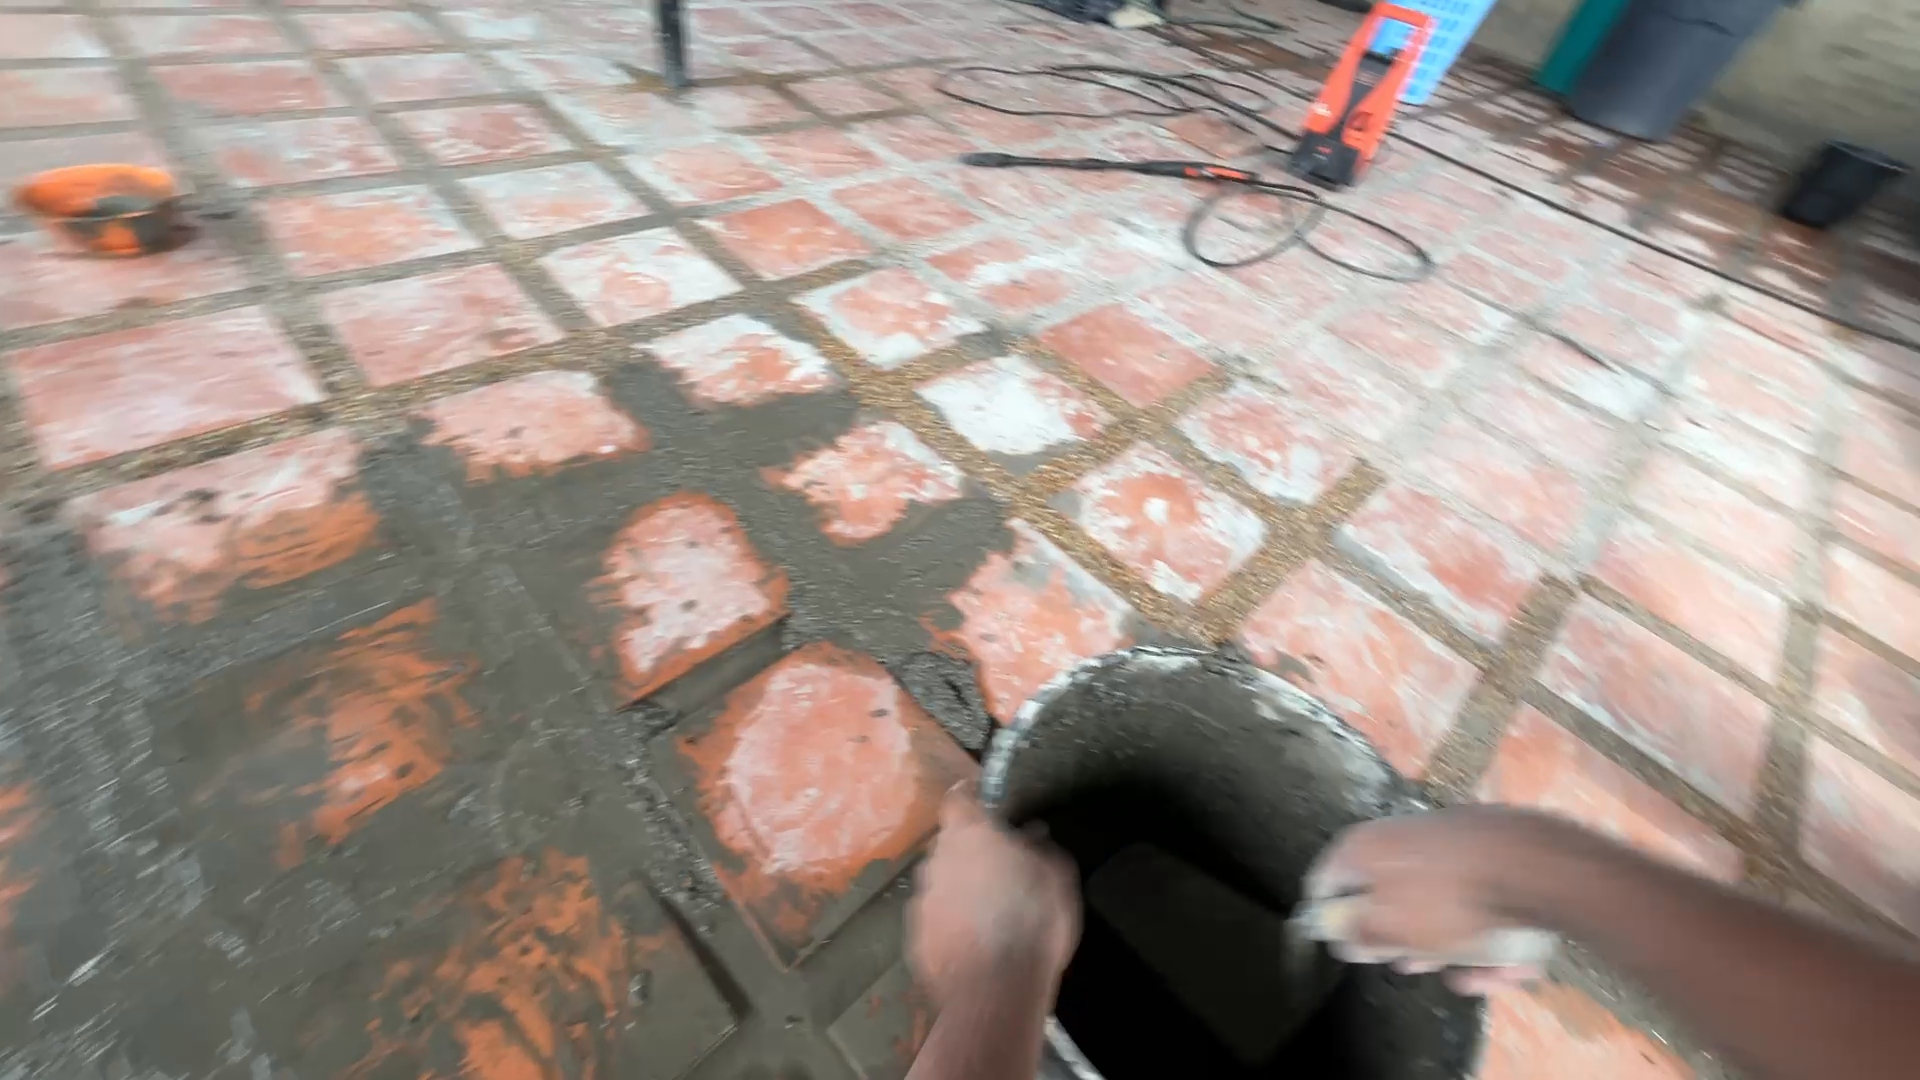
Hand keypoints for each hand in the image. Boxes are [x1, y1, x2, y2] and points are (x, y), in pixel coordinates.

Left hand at [907, 784, 1080, 1006]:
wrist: (997, 992)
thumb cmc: (1033, 923)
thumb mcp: (1057, 878)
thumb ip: (1041, 849)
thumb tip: (1033, 837)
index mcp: (970, 834)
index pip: (957, 798)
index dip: (969, 798)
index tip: (982, 804)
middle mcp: (938, 858)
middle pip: (950, 842)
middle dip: (969, 850)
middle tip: (998, 868)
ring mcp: (923, 897)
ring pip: (941, 880)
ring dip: (959, 887)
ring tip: (987, 911)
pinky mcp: (915, 934)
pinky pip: (935, 915)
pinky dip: (950, 920)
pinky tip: (972, 940)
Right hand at [1300, 807, 1587, 994]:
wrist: (1530, 863)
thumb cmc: (1446, 897)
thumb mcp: (1392, 928)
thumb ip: (1359, 934)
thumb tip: (1339, 938)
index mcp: (1359, 847)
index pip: (1324, 882)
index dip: (1329, 919)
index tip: (1348, 947)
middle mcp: (1390, 839)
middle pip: (1383, 897)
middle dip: (1401, 940)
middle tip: (1415, 967)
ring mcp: (1436, 844)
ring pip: (1433, 905)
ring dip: (1449, 947)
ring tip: (1474, 977)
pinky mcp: (1477, 853)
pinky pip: (1468, 898)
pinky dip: (1481, 931)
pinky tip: (1505, 965)